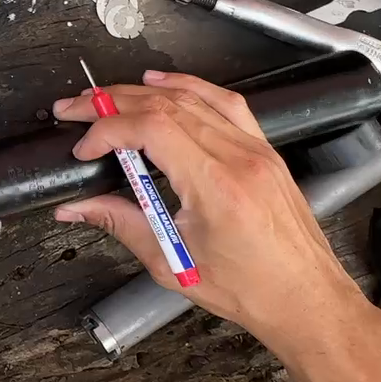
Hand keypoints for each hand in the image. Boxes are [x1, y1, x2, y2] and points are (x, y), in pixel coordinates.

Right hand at [51, 70, 372, 353]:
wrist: (307, 299)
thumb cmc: (250, 289)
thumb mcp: (171, 262)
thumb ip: (119, 223)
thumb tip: (75, 207)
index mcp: (216, 186)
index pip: (150, 129)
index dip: (106, 130)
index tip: (84, 149)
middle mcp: (238, 157)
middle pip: (163, 104)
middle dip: (108, 102)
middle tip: (74, 109)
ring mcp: (254, 148)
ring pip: (188, 96)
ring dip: (137, 92)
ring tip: (101, 98)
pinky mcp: (261, 149)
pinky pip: (222, 101)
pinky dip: (186, 85)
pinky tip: (159, 82)